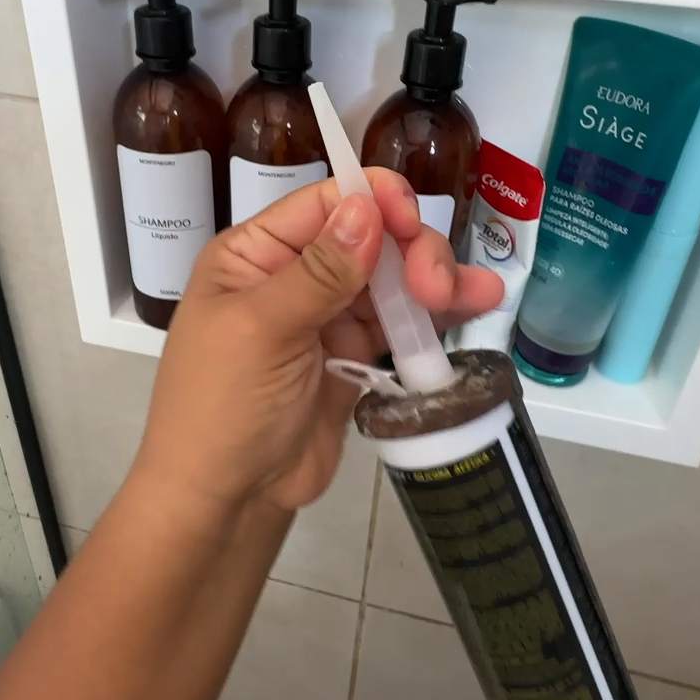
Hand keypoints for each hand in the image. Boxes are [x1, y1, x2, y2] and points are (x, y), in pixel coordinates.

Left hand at [135, 169, 503, 515]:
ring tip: (477, 294)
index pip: (322, 204)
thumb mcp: (261, 331)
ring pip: (392, 278)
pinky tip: (476, 304)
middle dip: (411, 250)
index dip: (372, 201)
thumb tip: (367, 207)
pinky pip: (400, 323)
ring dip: (436, 279)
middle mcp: (294, 275)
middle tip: (437, 287)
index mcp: (255, 255)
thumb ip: (318, 272)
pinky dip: (436, 317)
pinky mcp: (354, 355)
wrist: (229, 498)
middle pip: (369, 237)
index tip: (411, 220)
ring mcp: (327, 317)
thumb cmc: (221, 408)